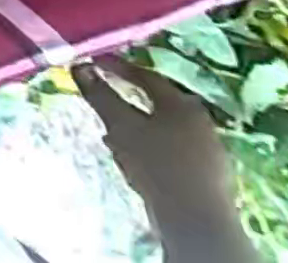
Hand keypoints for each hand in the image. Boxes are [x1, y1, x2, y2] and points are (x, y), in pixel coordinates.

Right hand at [76, 58, 259, 262]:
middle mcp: (201, 123)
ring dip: (135, 122)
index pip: (145, 75)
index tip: (92, 61)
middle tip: (100, 92)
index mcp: (183, 105)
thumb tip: (79, 66)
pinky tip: (131, 154)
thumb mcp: (120, 125)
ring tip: (110, 127)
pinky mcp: (207, 177)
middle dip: (125, 96)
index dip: (115, 66)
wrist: (197, 225)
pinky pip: (171, 147)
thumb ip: (100, 94)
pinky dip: (148, 142)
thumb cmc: (157, 165)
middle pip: (156, 101)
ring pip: (162, 126)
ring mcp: (209, 152)